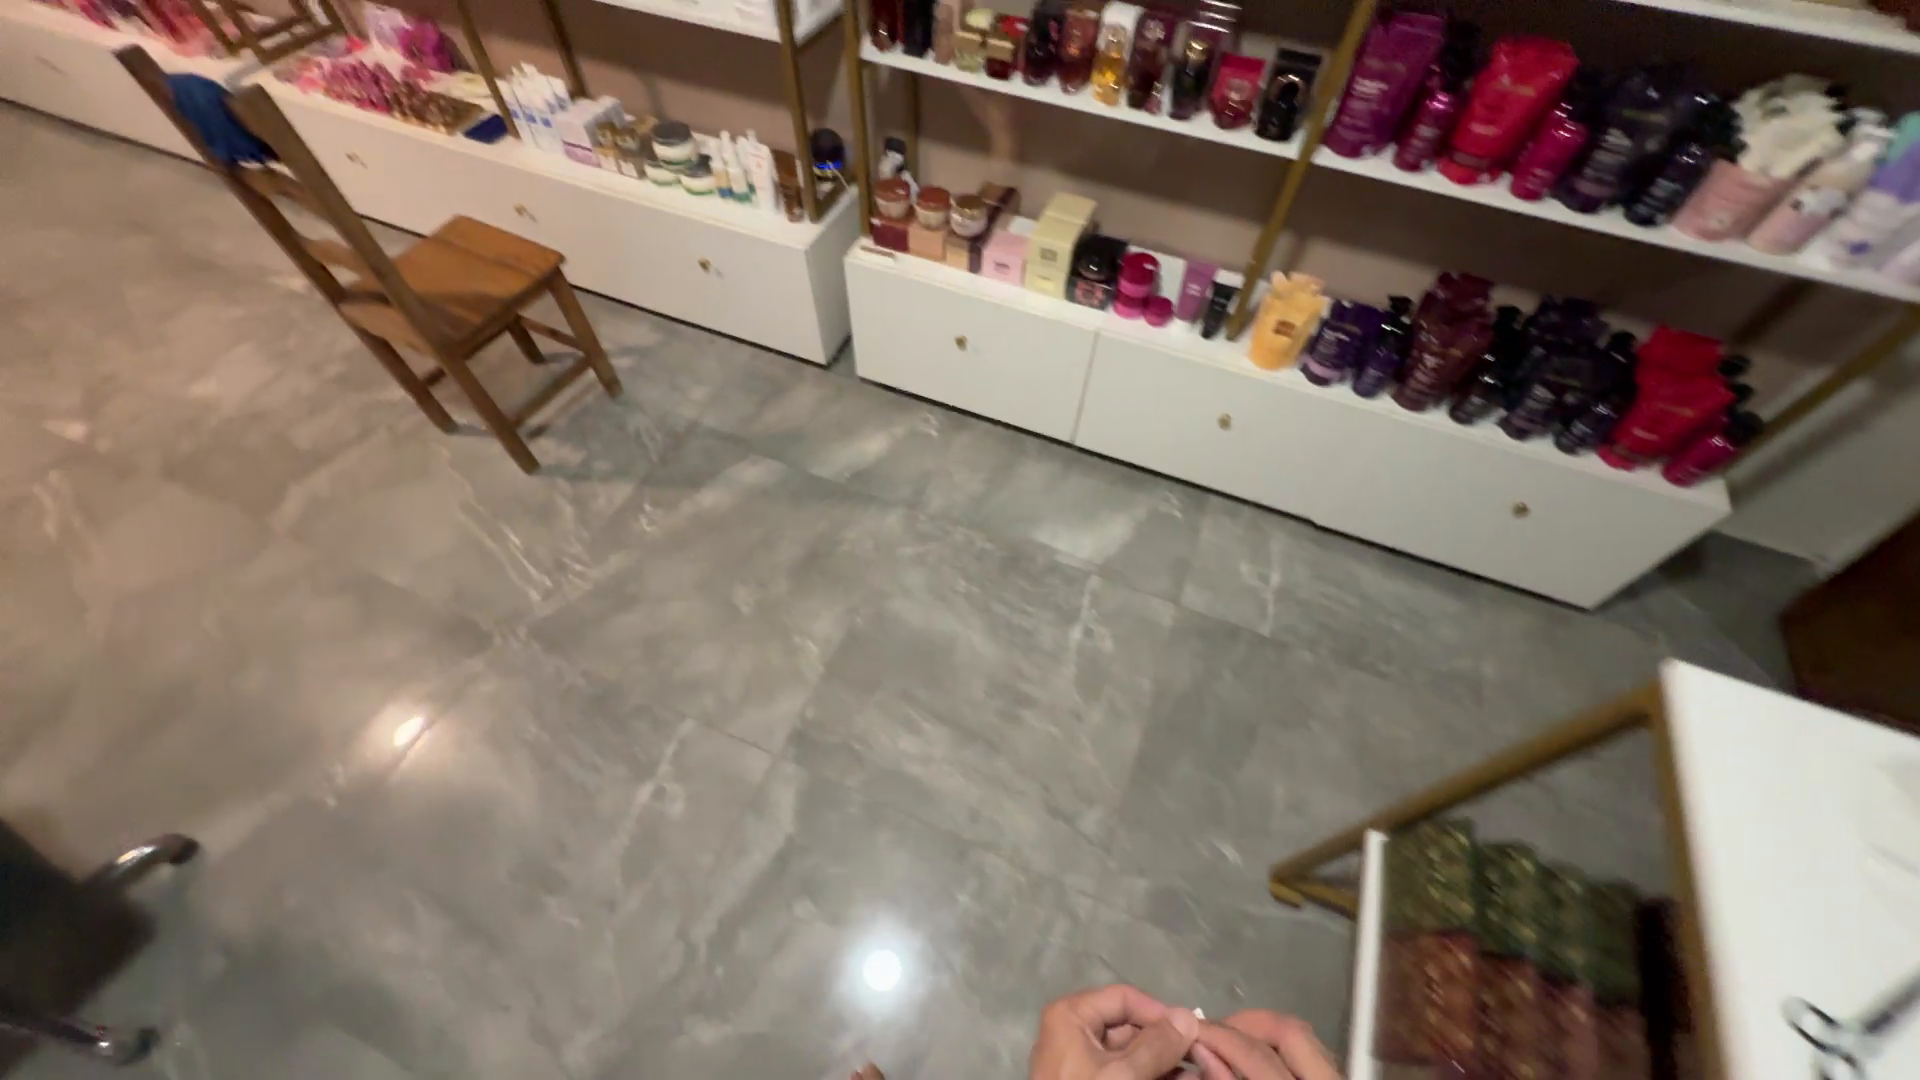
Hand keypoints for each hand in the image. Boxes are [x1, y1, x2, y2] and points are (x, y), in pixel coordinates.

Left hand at [1029, 984, 1201, 1079]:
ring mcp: (1084, 1063)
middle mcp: (1076, 1032)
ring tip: (1201, 1074)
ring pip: (1132, 1054)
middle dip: (1167, 1043)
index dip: (1160, 1012)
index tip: (1194, 1032)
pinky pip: (1128, 1074)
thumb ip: (1156, 1046)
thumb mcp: (1123, 1075)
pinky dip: (1153, 1077)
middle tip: (1203, 1056)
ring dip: (1165, 1064)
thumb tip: (1188, 1016)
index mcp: (1073, 1015)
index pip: (1124, 998)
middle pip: (1129, 1027)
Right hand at [1191, 1010, 1340, 1079]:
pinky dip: (1280, 1046)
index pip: (1258, 1056)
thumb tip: (1201, 1048)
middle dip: (1244, 1023)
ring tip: (1231, 1042)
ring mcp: (1338, 1079)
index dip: (1220, 1038)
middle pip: (1289, 1031)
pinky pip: (1310, 1053)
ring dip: (1262, 1031)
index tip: (1190, 1030)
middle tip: (1212, 1032)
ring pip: (1304, 1036)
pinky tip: (1256, 1056)